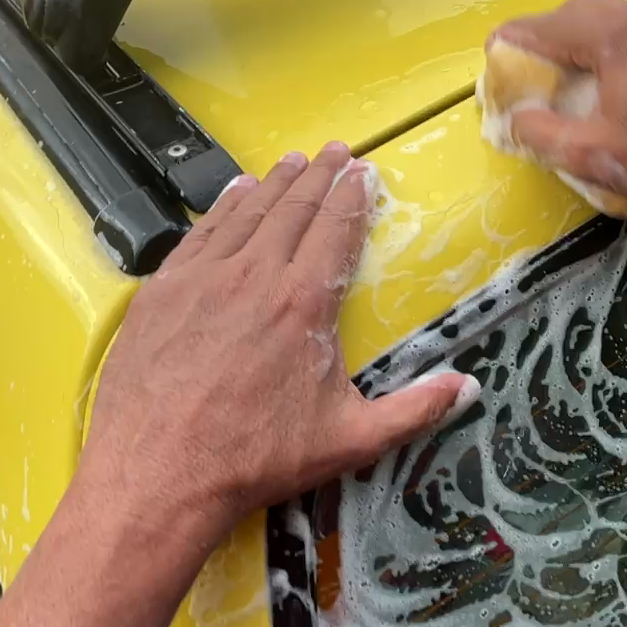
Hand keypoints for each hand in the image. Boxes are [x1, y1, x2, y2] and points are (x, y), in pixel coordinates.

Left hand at [80, 142, 476, 534]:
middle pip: (294, 209)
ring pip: (246, 212)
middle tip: (335, 150)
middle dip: (319, 175)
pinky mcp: (162, 291)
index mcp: (303, 303)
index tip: (363, 172)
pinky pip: (200, 232)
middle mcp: (254, 276)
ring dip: (275, 182)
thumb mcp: (351, 439)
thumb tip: (470, 388)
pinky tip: (234, 191)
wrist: (156, 476)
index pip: (336, 230)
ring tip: (293, 160)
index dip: (353, 196)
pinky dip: (223, 205)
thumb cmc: (257, 458)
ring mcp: (202, 278)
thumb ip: (415, 409)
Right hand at [492, 0, 626, 212]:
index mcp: (613, 34)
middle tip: (539, 65)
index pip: (547, 25)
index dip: (515, 40)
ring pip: (624, 19)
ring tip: (586, 71)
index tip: (495, 52)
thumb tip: (515, 119)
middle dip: (554, 34)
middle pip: (585, 12)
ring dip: (595, 39)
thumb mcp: (595, 157)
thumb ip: (543, 135)